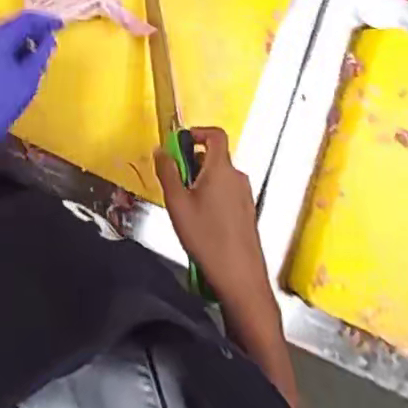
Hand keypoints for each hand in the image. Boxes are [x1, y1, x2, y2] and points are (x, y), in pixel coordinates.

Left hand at [0, 11, 60, 178]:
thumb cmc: (0, 103)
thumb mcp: (28, 79)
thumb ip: (40, 54)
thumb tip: (48, 40)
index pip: (25, 19)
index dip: (45, 21)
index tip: (60, 26)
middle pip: (8, 27)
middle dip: (29, 33)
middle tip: (46, 44)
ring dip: (14, 43)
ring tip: (29, 59)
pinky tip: (8, 68)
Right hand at [155, 127, 271, 301]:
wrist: (239, 275)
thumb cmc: (205, 236)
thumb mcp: (177, 202)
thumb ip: (167, 172)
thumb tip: (161, 149)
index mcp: (222, 169)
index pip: (215, 135)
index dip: (196, 132)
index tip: (177, 143)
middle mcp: (237, 177)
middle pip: (214, 156)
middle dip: (190, 162)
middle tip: (172, 181)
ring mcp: (244, 195)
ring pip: (218, 175)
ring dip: (198, 180)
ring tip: (183, 204)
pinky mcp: (246, 211)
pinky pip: (225, 191)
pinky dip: (209, 194)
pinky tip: (199, 219)